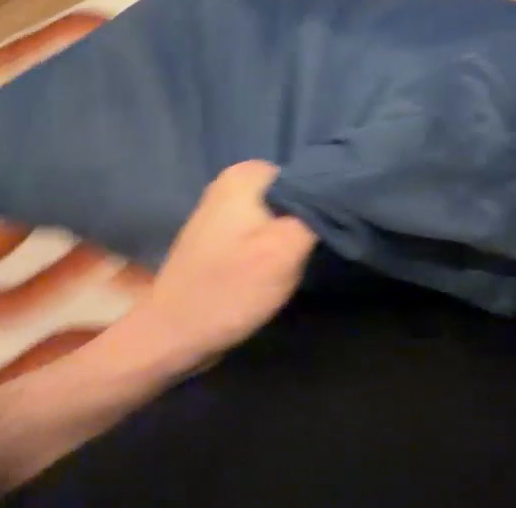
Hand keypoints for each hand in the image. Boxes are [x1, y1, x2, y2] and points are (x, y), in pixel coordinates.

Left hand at [106, 161, 315, 373]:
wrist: (170, 341)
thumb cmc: (230, 289)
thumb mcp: (287, 247)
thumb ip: (318, 211)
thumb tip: (345, 187)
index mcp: (246, 174)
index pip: (310, 172)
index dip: (327, 199)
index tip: (331, 228)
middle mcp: (232, 184)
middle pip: (295, 194)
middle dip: (309, 218)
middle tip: (312, 248)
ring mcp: (224, 212)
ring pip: (281, 215)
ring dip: (293, 235)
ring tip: (296, 260)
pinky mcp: (221, 240)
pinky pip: (263, 232)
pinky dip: (275, 247)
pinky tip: (276, 269)